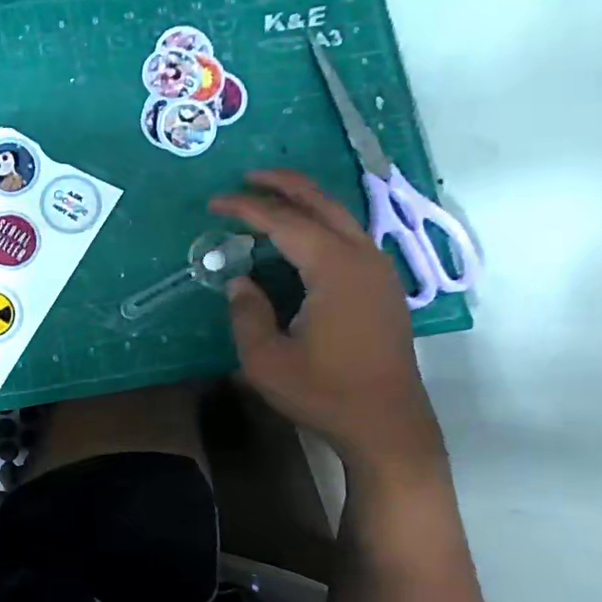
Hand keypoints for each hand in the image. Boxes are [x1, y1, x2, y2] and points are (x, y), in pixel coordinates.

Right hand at [215, 170, 444, 476]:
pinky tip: (306, 240)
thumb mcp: (267, 360)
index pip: (285, 222)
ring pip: (342, 218)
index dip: (247, 208)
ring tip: (274, 199)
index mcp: (334, 268)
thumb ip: (247, 314)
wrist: (386, 423)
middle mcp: (363, 257)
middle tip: (248, 177)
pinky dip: (323, 227)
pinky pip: (351, 240)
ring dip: (307, 203)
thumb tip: (240, 282)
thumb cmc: (325, 393)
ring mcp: (380, 272)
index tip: (215, 202)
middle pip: (322, 203)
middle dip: (284, 185)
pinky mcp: (385, 289)